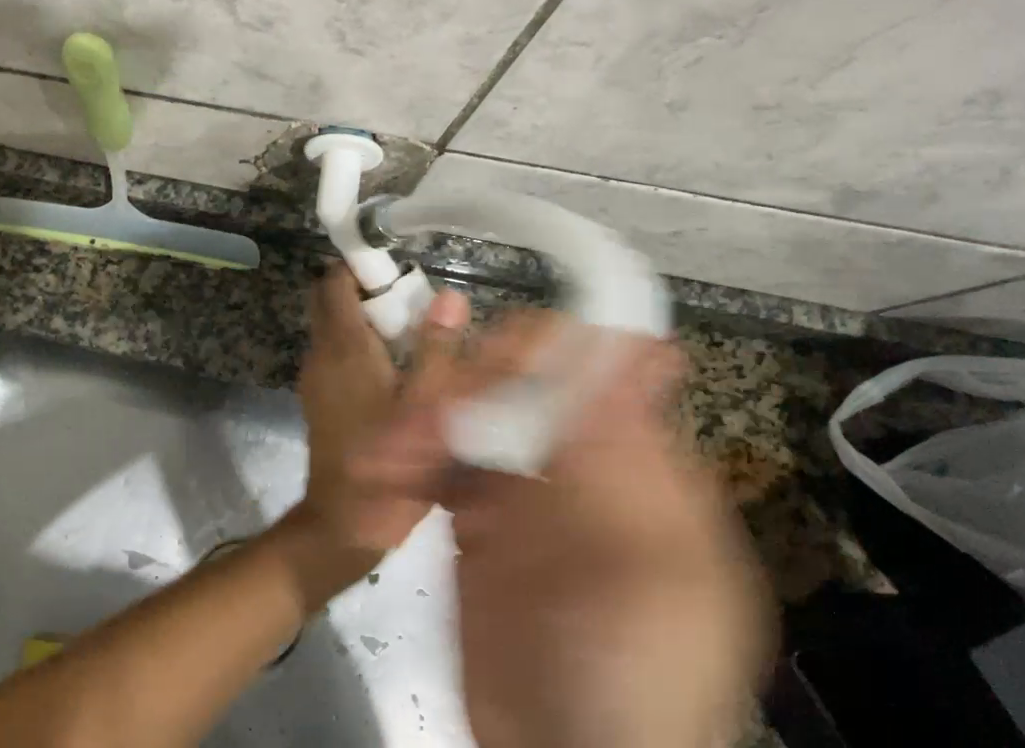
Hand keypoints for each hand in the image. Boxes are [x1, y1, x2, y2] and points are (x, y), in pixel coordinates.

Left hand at [296, 264, 469, 551]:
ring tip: (415, 336)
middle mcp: (319, 355)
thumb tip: (449, 296)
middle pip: (329, 303)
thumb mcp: (427, 405)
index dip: (360, 266)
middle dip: (365, 292)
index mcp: (342, 346)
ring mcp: (314, 379)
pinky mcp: (318, 401)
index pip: (333, 282)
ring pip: (332, 330)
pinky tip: (398, 373)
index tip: (397, 269)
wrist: (344, 521)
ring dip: (365, 323)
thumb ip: (437, 349)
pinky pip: (335, 357)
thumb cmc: (390, 462)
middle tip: (412, 303)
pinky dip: (360, 349)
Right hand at [348, 313, 771, 747]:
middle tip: (412, 425)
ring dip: (415, 428)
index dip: (539, 351)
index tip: (485, 362)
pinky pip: (433, 469)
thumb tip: (644, 348)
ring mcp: (522, 495)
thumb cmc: (628, 676)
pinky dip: (401, 467)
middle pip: (513, 388)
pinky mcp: (473, 524)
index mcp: (636, 469)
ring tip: (375, 463)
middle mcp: (579, 466)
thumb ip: (629, 464)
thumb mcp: (648, 574)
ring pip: (463, 423)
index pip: (592, 371)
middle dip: (458, 392)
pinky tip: (376, 483)